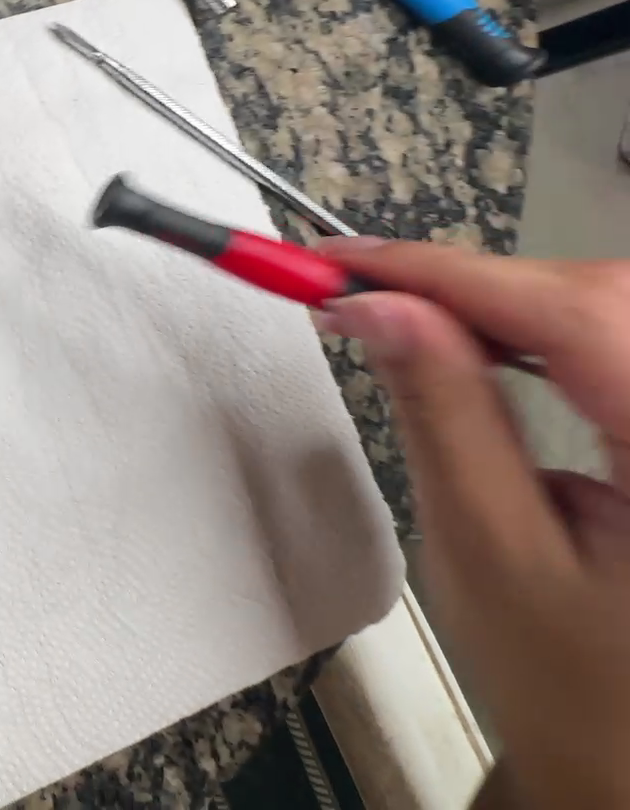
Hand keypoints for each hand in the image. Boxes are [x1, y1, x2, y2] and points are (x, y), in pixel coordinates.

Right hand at [317, 239, 629, 807]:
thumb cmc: (572, 681)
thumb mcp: (487, 543)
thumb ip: (441, 413)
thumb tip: (376, 312)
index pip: (576, 315)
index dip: (444, 273)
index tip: (339, 260)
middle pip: (612, 297)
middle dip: (478, 282)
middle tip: (362, 291)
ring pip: (623, 309)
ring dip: (513, 299)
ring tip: (412, 315)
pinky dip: (552, 327)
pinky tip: (493, 341)